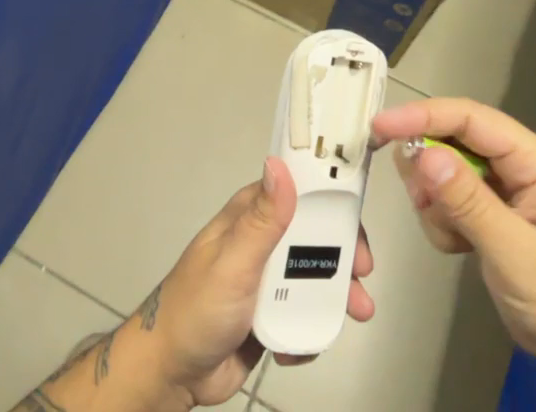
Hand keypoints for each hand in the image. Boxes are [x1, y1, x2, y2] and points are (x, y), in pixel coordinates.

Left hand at [27, 157, 372, 410]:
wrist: (172, 373)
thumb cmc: (197, 309)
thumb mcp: (234, 262)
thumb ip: (262, 219)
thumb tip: (279, 164)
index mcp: (249, 219)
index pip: (297, 193)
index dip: (331, 201)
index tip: (356, 219)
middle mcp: (260, 244)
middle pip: (315, 237)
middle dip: (343, 254)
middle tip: (363, 273)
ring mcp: (266, 281)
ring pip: (314, 278)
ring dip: (337, 294)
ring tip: (357, 312)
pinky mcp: (270, 315)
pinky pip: (304, 314)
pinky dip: (312, 327)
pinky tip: (304, 342)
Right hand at [371, 99, 535, 382]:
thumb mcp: (519, 255)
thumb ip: (470, 203)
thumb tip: (423, 153)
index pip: (471, 118)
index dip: (422, 116)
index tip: (379, 127)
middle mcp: (519, 163)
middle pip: (451, 138)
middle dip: (427, 169)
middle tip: (424, 206)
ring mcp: (504, 186)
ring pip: (442, 169)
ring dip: (434, 203)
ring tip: (454, 239)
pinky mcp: (490, 210)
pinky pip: (446, 198)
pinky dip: (441, 221)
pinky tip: (461, 250)